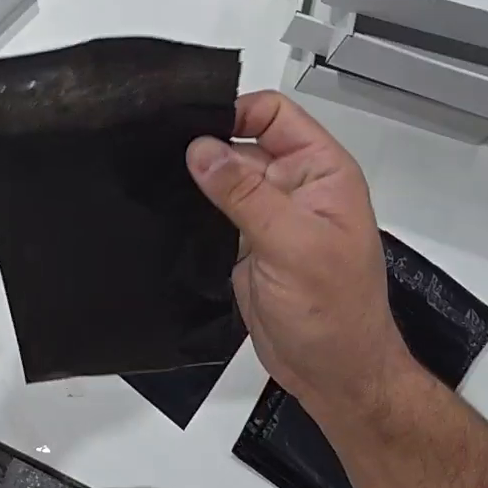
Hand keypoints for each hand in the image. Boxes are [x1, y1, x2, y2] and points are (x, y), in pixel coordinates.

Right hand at [186, 92, 413, 420]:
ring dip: (194, 173)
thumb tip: (200, 148)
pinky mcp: (243, 240)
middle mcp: (293, 185)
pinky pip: (212, 208)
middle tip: (159, 147)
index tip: (194, 126)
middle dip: (206, 142)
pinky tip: (163, 200)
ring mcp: (267, 213)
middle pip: (243, 140)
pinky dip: (190, 203)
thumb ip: (245, 194)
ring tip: (154, 170)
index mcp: (321, 172)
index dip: (237, 112)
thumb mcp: (293, 245)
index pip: (275, 115)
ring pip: (223, 174)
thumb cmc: (334, 313)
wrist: (332, 375)